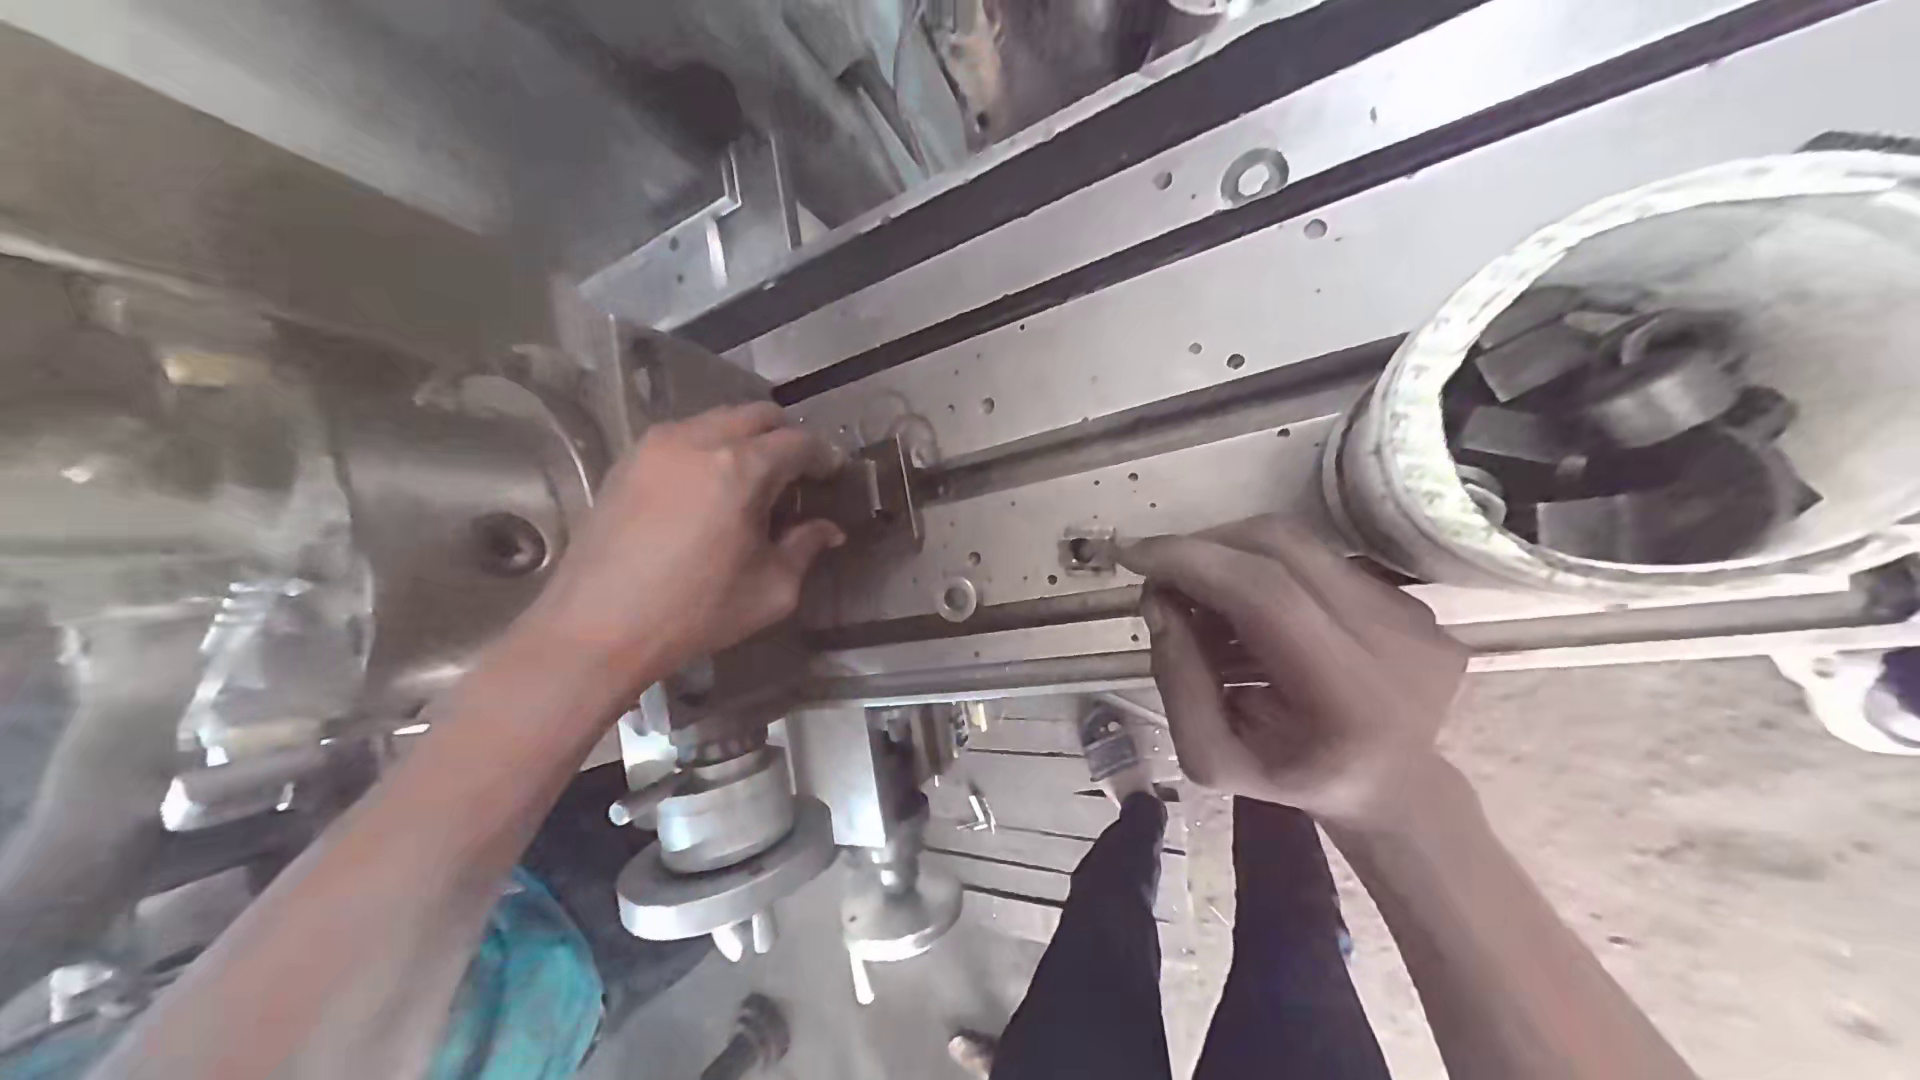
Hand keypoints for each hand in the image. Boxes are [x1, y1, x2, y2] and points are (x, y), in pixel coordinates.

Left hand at [520, 403, 843, 691]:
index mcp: (741, 469)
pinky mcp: (628, 459)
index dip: (823, 457)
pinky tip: (708, 489)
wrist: (598, 627)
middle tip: (795, 476)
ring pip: (718, 419)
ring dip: (746, 440)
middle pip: (758, 415)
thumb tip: (829, 529)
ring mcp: (657, 445)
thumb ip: (806, 547)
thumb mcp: (771, 589)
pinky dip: (709, 448)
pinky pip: (684, 435)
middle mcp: (699, 440)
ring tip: (750, 482)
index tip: (831, 477)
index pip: (798, 442)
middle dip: (785, 438)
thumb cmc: (695, 612)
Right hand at [1120, 517, 1468, 827]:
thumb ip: (1177, 682)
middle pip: (1281, 548)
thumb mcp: (1211, 757)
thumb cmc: (1292, 778)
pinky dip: (1261, 570)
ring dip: (1229, 557)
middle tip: (1163, 582)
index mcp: (1350, 699)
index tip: (1133, 553)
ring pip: (1295, 544)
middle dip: (1203, 550)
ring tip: (1204, 602)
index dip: (1192, 560)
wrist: (1388, 786)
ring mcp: (1412, 616)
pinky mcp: (1410, 601)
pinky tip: (1247, 610)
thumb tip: (1158, 601)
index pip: (1266, 594)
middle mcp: (1395, 643)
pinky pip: (1314, 559)